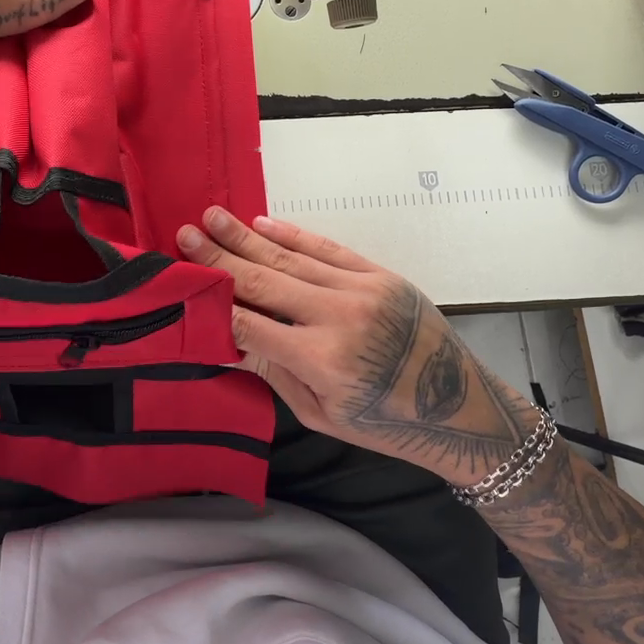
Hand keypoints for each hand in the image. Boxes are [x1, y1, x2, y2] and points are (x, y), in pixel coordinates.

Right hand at [177, 208, 542, 488]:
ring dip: (245, 236)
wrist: (462, 410)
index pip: (248, 323)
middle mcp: (338, 318)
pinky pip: (327, 249)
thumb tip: (227, 336)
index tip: (181, 282)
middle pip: (264, 280)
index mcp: (321, 361)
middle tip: (184, 234)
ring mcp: (361, 291)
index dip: (212, 303)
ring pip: (290, 257)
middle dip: (219, 258)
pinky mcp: (380, 276)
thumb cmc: (384, 426)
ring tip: (212, 217)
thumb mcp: (320, 414)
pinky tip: (261, 222)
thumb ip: (272, 371)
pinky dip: (293, 234)